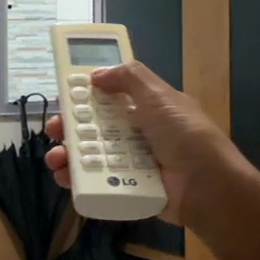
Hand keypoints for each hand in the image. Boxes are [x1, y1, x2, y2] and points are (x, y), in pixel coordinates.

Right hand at [44, 60, 239, 226]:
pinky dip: (75, 178)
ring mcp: (126, 161)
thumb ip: (129, 78)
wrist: (205, 185)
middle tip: (54, 129)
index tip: (64, 95)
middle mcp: (132, 133)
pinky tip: (65, 176)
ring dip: (66, 154)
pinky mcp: (123, 185)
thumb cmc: (184, 135)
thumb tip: (96, 73)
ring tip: (56, 158)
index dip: (84, 94)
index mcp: (143, 108)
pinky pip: (93, 180)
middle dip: (67, 126)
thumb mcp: (160, 97)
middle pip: (90, 126)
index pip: (107, 97)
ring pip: (86, 154)